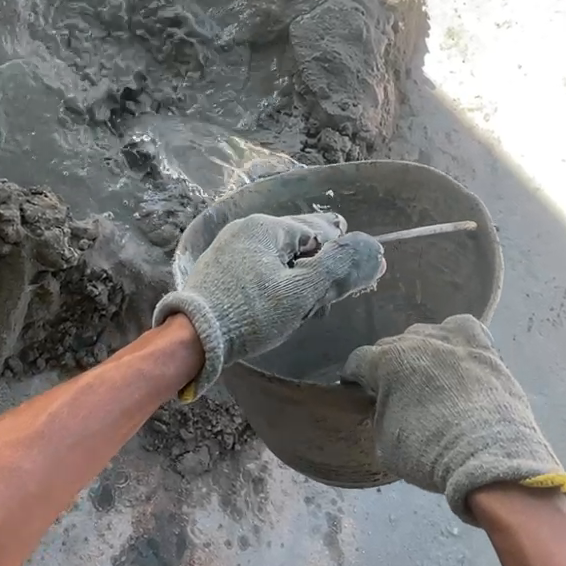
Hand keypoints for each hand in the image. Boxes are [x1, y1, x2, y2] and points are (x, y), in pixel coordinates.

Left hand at [155, 212, 383, 400]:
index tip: (353, 276)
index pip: (318, 230)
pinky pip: (257, 266)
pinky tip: (279, 303)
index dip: (339, 253)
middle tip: (327, 296)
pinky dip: (275, 280)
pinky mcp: (218, 268)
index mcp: (266, 227)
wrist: (193, 337)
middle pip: (296, 242)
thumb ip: (338, 267)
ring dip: (296, 276)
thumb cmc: (251, 314)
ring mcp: (228, 247)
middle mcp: (245, 229)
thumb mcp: (301, 292)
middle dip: (316, 265)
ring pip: (276, 255)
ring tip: (306, 303)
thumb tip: (372, 247)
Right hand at [343, 314, 565, 521]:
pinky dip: (455, 338)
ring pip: (425, 335)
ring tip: (428, 375)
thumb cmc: (427, 453)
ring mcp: (450, 341)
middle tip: (396, 390)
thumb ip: (380, 414)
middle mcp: (415, 342)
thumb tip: (385, 406)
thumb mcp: (384, 441)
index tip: (358, 389)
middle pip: (392, 345)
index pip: (358, 360)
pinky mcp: (481, 347)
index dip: (356, 377)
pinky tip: (456, 354)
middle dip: (389, 366)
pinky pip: (462, 327)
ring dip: (421, 352)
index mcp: (385, 362)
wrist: (485, 456)